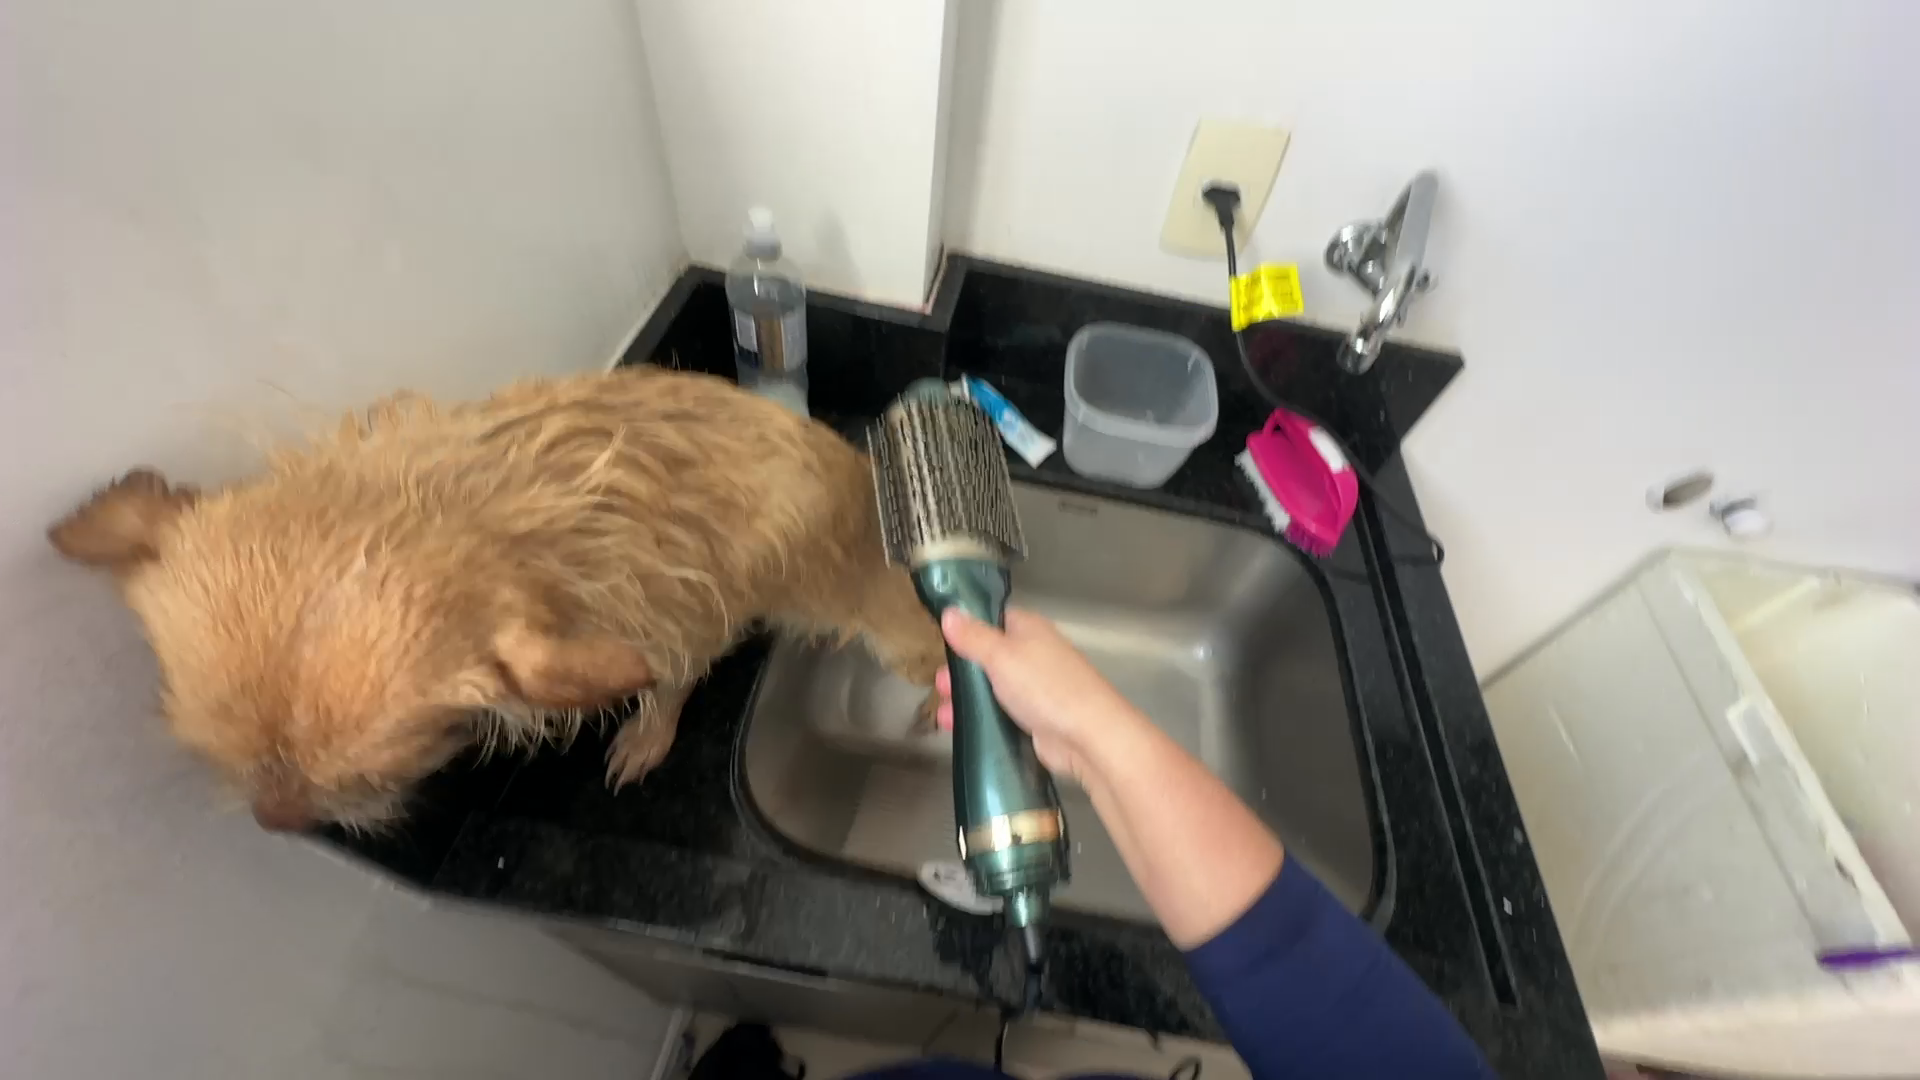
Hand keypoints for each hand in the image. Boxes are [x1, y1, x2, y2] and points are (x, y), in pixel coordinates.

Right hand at [933, 608, 1145, 782]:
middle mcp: (1034, 654)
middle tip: (940, 684)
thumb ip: (973, 636)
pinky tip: (957, 728)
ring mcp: (1036, 687)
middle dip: (962, 670)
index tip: (942, 641)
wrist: (1089, 736)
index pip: (993, 619)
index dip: (967, 628)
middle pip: (989, 656)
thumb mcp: (1001, 655)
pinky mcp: (1037, 718)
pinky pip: (1002, 713)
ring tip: (944, 710)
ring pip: (993, 687)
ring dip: (967, 698)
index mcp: (1028, 629)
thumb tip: (949, 611)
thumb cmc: (1044, 686)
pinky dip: (981, 718)